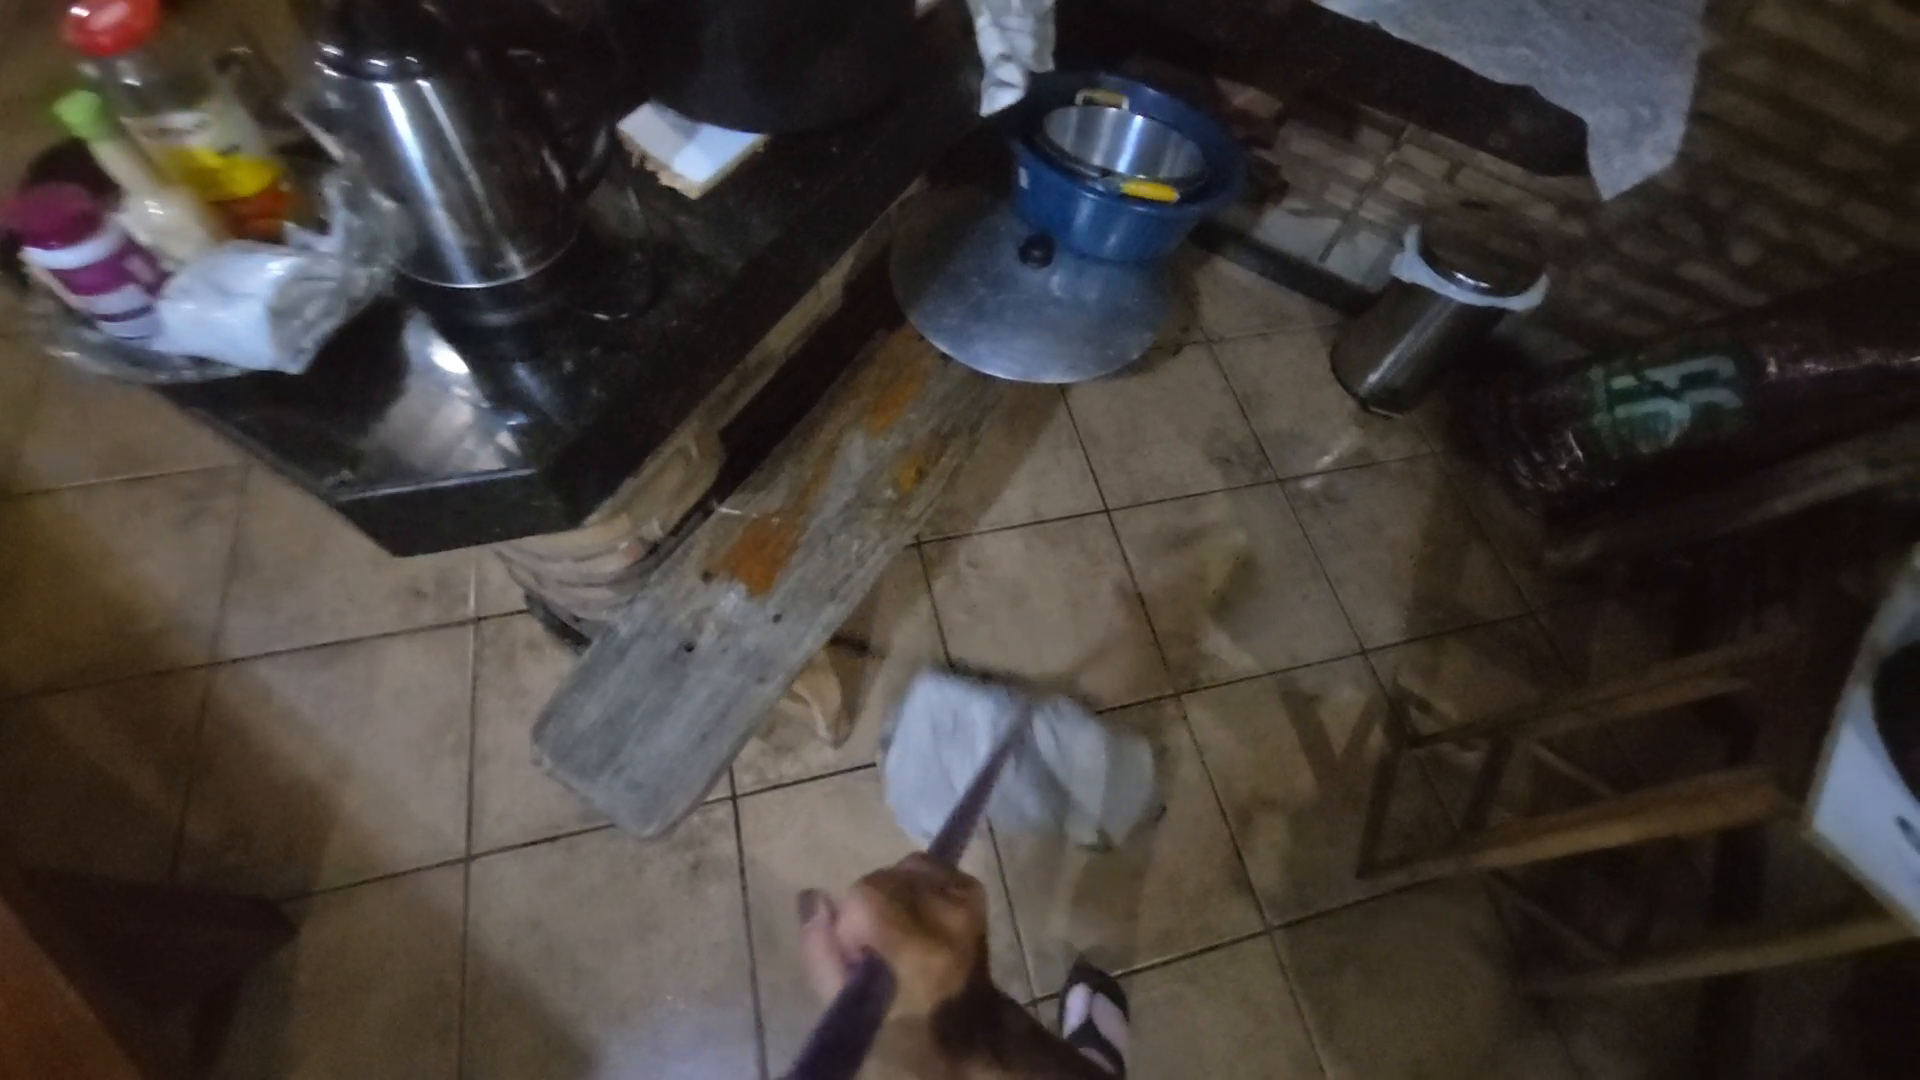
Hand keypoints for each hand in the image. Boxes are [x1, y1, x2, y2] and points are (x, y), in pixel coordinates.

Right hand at [797, 853, 988, 1017]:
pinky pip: (924, 864)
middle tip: (879, 947)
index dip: (850, 926)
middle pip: (881, 879)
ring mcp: (964, 894)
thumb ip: (821, 952)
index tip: (860, 956)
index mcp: (921, 947)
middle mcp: (948, 910)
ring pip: (900, 867)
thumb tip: (812, 897)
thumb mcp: (849, 1007)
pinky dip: (911, 883)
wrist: (964, 1029)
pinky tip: (914, 912)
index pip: (865, 895)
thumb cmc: (902, 1026)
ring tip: (897, 929)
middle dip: (868, 908)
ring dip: (889, 894)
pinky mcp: (972, 885)